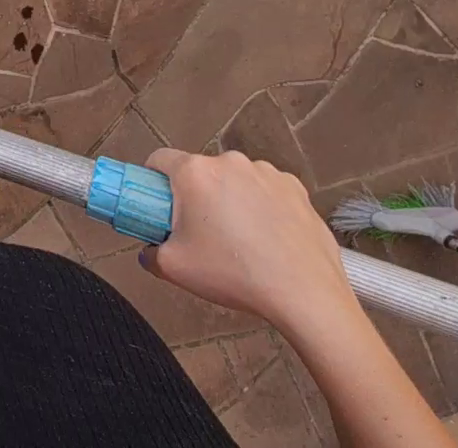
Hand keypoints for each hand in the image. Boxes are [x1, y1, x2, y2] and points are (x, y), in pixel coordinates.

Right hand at [140, 148, 354, 332]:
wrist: (308, 297)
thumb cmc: (235, 275)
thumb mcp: (174, 268)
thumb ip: (150, 253)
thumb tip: (150, 250)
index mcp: (194, 173)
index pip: (158, 159)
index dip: (152, 179)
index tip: (158, 204)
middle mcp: (230, 162)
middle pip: (199, 171)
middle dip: (195, 194)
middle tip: (201, 230)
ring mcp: (267, 172)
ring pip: (234, 179)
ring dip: (229, 196)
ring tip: (242, 237)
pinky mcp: (297, 188)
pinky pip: (266, 189)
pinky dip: (262, 204)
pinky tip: (270, 235)